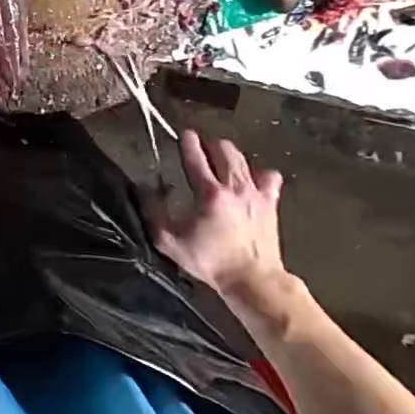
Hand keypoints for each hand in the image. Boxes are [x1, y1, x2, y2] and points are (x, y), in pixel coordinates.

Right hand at [155, 129, 296, 321]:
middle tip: (201, 145)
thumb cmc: (211, 262)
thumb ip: (154, 214)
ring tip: (221, 157)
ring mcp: (255, 193)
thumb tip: (143, 191)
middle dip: (209, 143)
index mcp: (209, 193)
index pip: (196, 157)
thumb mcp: (171, 242)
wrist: (253, 280)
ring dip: (229, 154)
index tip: (184, 133)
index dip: (188, 142)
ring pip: (243, 159)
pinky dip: (259, 174)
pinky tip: (251, 179)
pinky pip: (269, 177)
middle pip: (223, 149)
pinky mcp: (271, 203)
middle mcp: (233, 186)